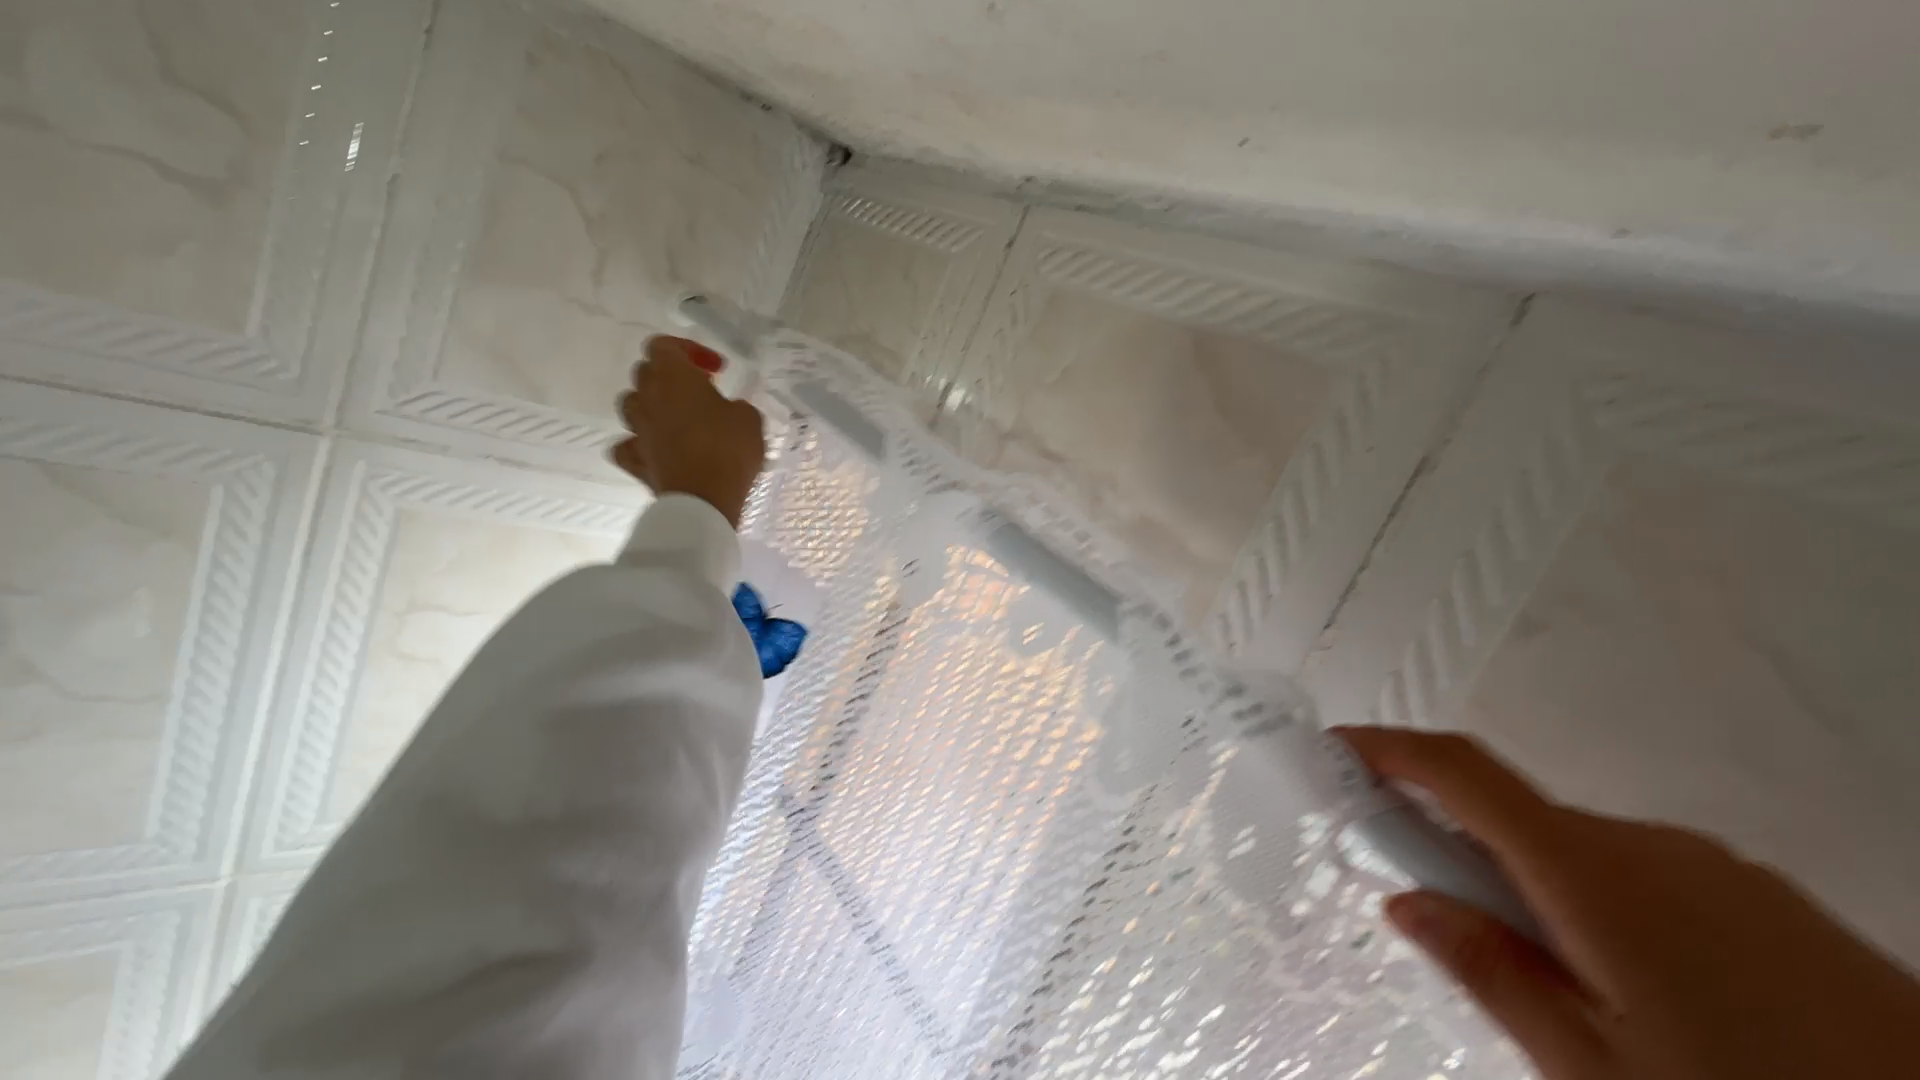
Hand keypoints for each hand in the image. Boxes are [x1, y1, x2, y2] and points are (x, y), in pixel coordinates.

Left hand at [613, 336, 765, 528]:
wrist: (703, 501)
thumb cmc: (728, 451)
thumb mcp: (749, 418)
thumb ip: (736, 405)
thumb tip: (729, 411)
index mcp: (673, 376)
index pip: (663, 345)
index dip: (688, 351)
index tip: (715, 370)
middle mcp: (647, 397)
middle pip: (645, 372)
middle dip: (671, 377)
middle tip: (700, 392)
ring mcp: (636, 430)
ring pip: (632, 405)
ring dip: (652, 406)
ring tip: (678, 419)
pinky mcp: (635, 461)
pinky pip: (627, 445)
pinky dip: (639, 444)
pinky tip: (655, 450)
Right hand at [1337, 727, 1919, 1079]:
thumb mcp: (1589, 1064)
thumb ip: (1489, 971)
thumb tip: (1408, 904)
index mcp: (1591, 872)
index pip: (1464, 774)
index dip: (1390, 748)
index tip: (1336, 746)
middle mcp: (1646, 844)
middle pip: (1518, 820)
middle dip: (1460, 850)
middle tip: (1436, 915)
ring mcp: (1711, 865)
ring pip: (1579, 854)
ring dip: (1532, 887)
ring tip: (1554, 984)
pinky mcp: (1759, 895)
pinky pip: (1641, 874)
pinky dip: (1595, 901)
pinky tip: (1636, 988)